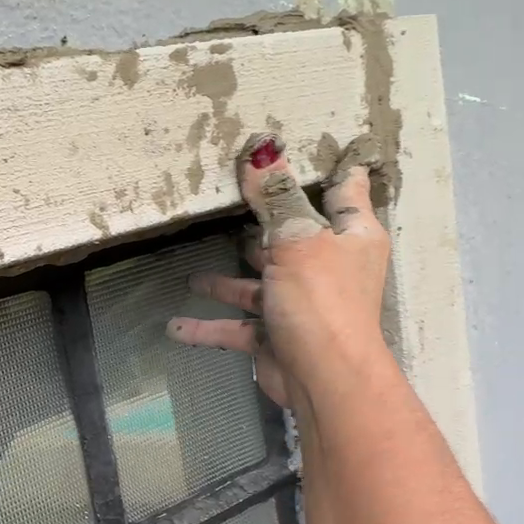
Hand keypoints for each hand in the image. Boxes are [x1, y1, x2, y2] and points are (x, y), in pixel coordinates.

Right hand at [167, 133, 393, 407]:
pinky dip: (206, 326)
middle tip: (234, 210)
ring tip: (192, 276)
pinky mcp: (274, 335)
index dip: (334, 173)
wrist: (321, 375)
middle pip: (293, 238)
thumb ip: (274, 199)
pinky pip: (235, 326)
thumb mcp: (297, 240)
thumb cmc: (319, 299)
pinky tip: (174, 326)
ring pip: (257, 284)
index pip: (345, 194)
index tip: (323, 154)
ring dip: (226, 282)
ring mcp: (299, 303)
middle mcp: (328, 266)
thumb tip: (260, 148)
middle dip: (265, 229)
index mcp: (350, 236)